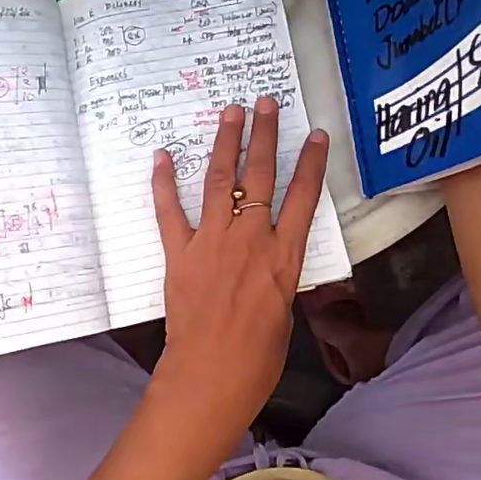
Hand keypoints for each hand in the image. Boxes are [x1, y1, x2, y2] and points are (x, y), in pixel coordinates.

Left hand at [149, 97, 330, 448]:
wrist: (211, 377)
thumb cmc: (259, 358)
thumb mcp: (285, 312)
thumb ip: (280, 275)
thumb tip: (277, 258)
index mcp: (283, 256)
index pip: (304, 198)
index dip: (312, 163)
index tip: (317, 135)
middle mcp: (250, 239)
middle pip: (261, 176)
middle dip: (265, 135)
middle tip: (265, 102)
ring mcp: (212, 242)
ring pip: (221, 181)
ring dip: (225, 143)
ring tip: (230, 112)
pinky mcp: (180, 253)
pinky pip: (170, 211)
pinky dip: (164, 182)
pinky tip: (163, 156)